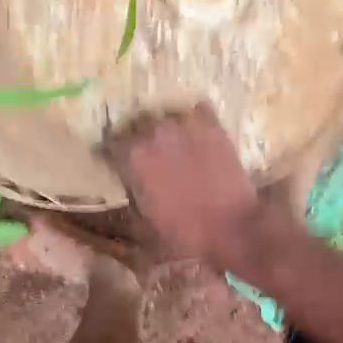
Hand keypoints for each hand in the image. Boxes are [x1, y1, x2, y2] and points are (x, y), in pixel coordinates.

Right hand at [106, 105, 261, 266]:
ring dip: (168, 126)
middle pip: (139, 122)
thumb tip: (129, 179)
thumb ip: (132, 191)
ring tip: (176, 140)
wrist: (230, 227)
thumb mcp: (144, 219)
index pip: (112, 143)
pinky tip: (200, 133)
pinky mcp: (213, 125)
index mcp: (133, 156)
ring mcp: (185, 124)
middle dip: (140, 134)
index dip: (114, 151)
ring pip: (169, 114)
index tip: (117, 158)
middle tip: (150, 150)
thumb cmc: (183, 232)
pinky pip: (199, 110)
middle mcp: (154, 132)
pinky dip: (196, 119)